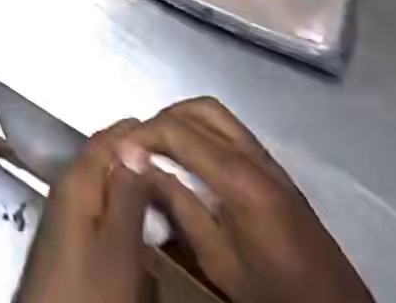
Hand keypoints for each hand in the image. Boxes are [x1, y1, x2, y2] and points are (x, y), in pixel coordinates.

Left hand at [15, 118, 152, 302]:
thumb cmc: (89, 288)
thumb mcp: (117, 245)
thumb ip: (127, 195)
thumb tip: (135, 145)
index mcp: (77, 181)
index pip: (105, 141)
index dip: (134, 131)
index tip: (170, 128)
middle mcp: (68, 189)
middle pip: (103, 159)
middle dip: (134, 154)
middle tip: (176, 156)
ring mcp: (68, 212)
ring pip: (103, 183)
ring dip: (129, 179)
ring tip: (168, 182)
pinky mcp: (72, 236)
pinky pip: (101, 206)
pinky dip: (123, 204)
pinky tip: (144, 217)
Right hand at [134, 98, 372, 302]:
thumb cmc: (273, 294)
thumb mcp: (218, 261)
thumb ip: (179, 206)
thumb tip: (137, 164)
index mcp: (242, 183)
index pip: (177, 131)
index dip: (141, 135)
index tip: (120, 152)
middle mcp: (257, 160)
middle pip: (195, 111)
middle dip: (159, 122)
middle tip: (139, 150)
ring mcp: (270, 162)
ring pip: (213, 112)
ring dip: (180, 120)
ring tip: (161, 149)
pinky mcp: (275, 170)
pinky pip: (229, 129)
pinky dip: (199, 129)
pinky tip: (190, 159)